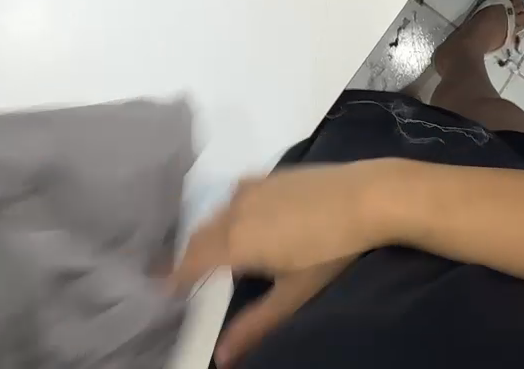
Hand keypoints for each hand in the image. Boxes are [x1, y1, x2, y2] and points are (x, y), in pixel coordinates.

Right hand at [170, 162, 403, 366]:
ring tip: (204, 253)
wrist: (365, 196)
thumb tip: (221, 357)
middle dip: (187, 256)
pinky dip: (225, 212)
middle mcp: (236, 209)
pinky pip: (234, 195)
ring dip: (206, 233)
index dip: (173, 276)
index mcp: (236, 241)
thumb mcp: (293, 294)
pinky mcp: (269, 174)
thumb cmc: (330, 250)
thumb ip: (255, 324)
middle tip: (179, 277)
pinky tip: (235, 220)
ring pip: (217, 213)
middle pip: (200, 235)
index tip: (158, 290)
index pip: (192, 262)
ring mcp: (253, 186)